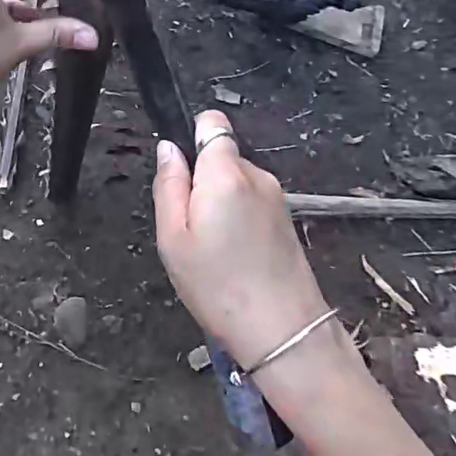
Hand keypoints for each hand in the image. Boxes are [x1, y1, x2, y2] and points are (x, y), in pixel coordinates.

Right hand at [152, 111, 331, 369]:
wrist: (284, 334)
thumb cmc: (218, 286)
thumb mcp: (173, 238)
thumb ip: (168, 184)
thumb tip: (168, 148)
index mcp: (226, 173)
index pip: (212, 122)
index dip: (192, 137)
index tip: (182, 175)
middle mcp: (256, 175)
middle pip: (221, 156)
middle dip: (201, 179)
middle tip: (191, 226)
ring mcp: (276, 197)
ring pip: (235, 181)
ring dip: (219, 202)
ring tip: (212, 247)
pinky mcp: (287, 219)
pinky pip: (251, 202)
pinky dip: (238, 218)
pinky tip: (233, 256)